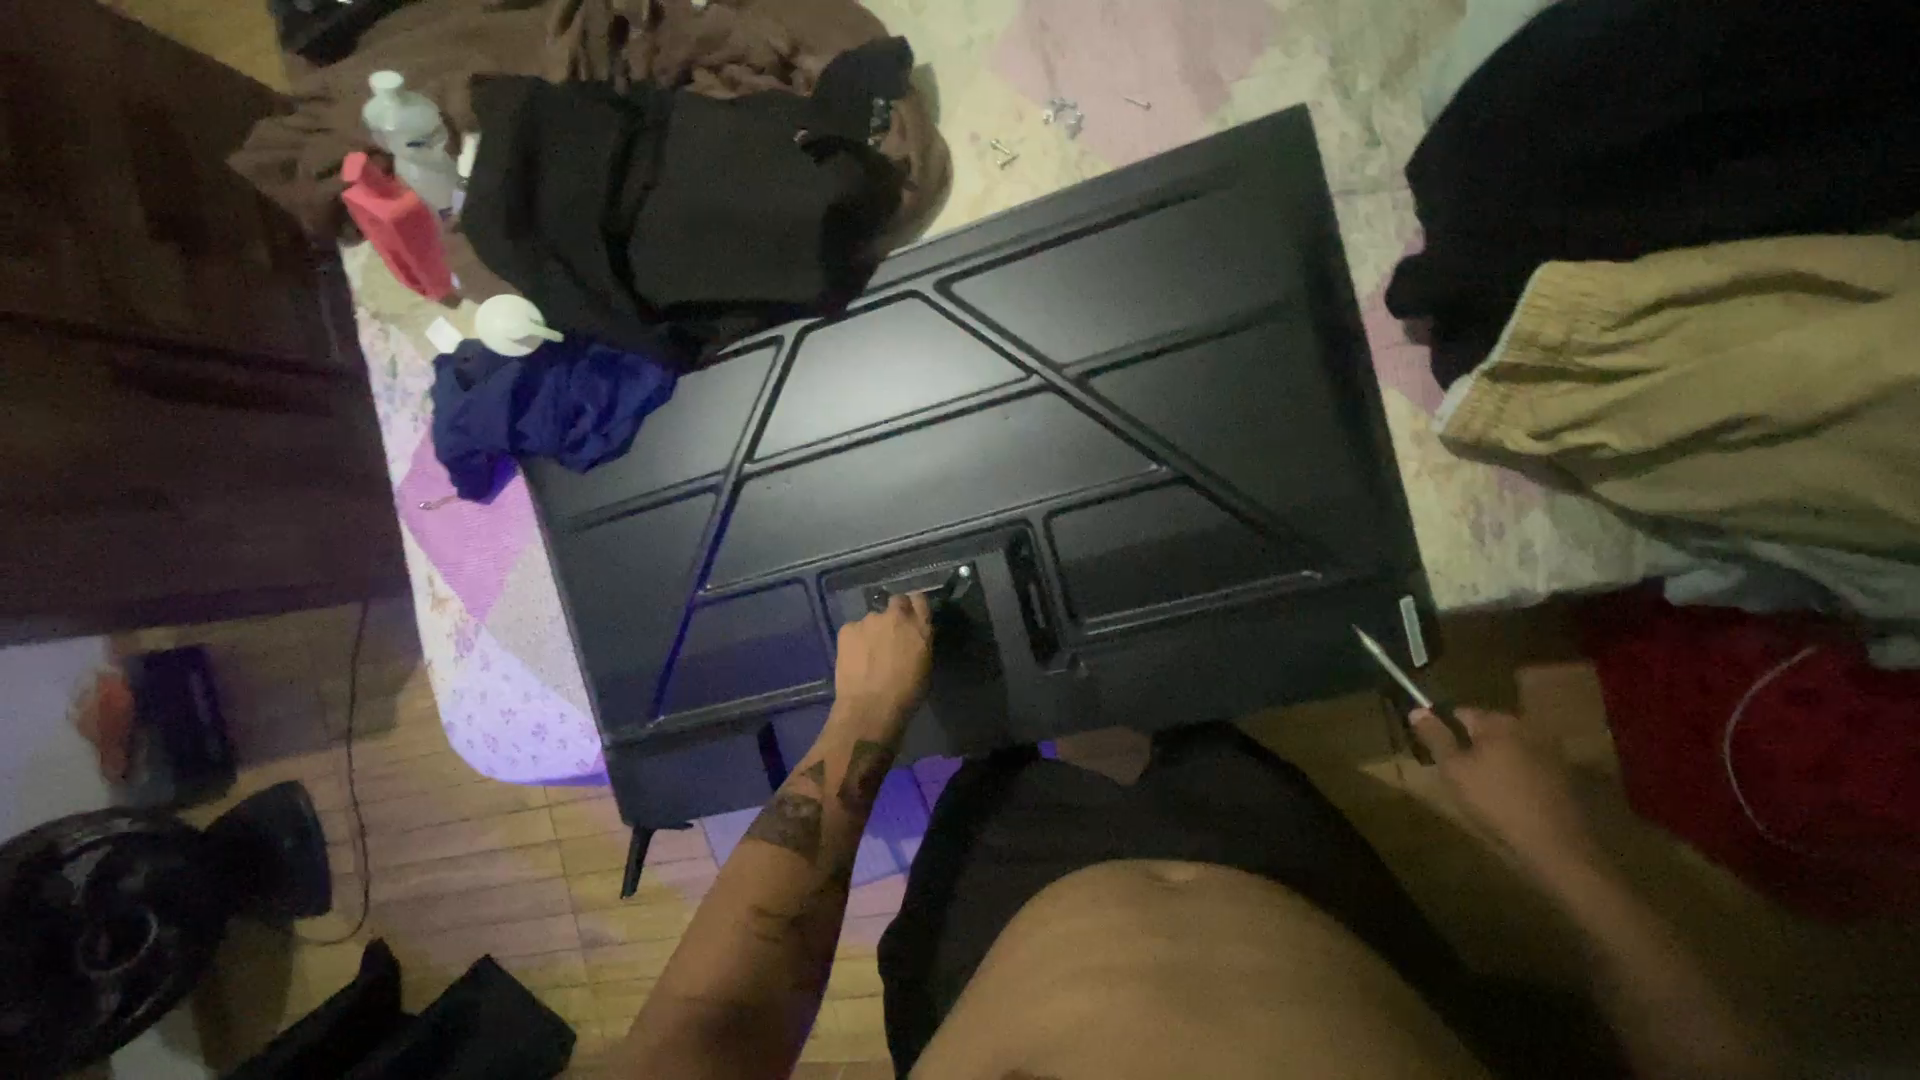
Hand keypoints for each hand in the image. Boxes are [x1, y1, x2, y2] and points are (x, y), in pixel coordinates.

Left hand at [832, 593, 933, 727]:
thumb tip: (912, 639)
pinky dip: (855, 640)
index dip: (914, 607)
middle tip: (890, 633)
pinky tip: (854, 658)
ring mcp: (870, 620)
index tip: (911, 616)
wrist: (870, 708)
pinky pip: (853, 629)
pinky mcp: (847, 629)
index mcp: (920, 627)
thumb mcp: (925, 666)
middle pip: (896, 601)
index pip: (920, 599)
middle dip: (894, 612)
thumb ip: (920, 643)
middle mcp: (896, 616)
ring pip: (872, 619)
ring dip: (873, 630)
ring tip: (867, 653)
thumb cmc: (906, 695)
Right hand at [1411, 707, 1595, 877]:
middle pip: (1487, 728)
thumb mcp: (1453, 769)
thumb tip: (1416, 709)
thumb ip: (1435, 736)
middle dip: (1471, 744)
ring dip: (1495, 759)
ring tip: (1484, 786)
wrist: (1554, 843)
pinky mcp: (1564, 773)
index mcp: (1497, 721)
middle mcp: (1527, 727)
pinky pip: (1529, 764)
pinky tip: (1510, 795)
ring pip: (1509, 747)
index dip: (1444, 730)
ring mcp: (1550, 750)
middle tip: (1459, 772)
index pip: (1459, 713)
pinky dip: (1517, 773)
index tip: (1438, 753)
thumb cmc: (1494, 800)